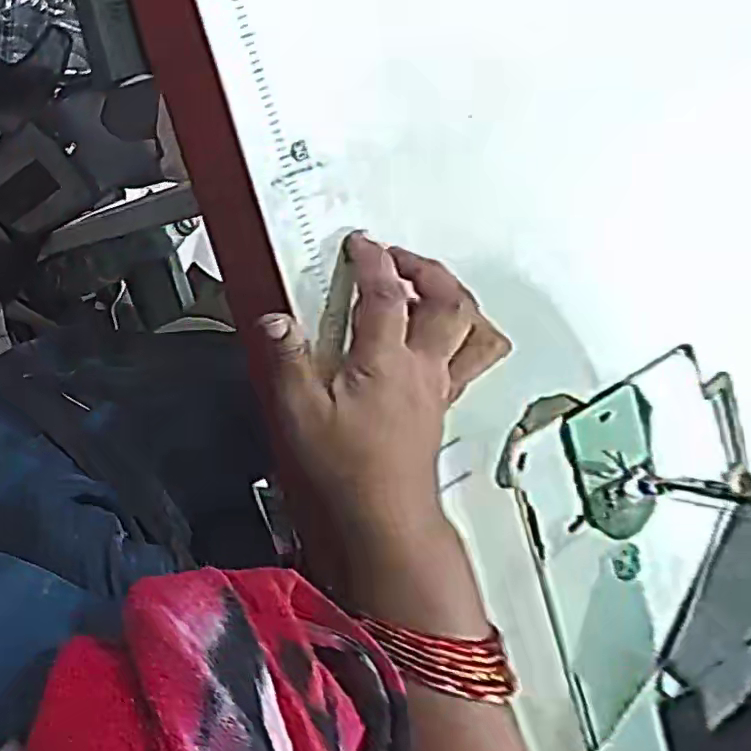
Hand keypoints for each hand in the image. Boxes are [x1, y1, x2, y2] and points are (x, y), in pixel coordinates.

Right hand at [260, 234, 511, 546]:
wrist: (379, 505)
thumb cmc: (342, 461)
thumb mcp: (297, 406)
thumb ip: (288, 358)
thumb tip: (277, 321)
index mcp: (385, 362)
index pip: (385, 298)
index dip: (372, 264)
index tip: (361, 245)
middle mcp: (422, 368)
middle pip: (447, 302)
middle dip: (424, 269)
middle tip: (397, 256)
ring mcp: (437, 385)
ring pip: (474, 328)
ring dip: (456, 298)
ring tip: (432, 285)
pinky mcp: (439, 403)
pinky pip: (473, 358)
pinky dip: (468, 334)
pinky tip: (446, 336)